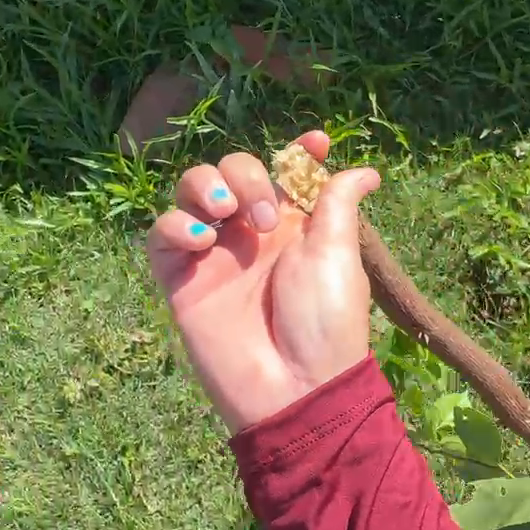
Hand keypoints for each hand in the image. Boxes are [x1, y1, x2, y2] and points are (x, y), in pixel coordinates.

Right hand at [147, 131, 381, 431]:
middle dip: (244, 174)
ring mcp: (213, 253)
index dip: (296, 151)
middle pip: (230, 170)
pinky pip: (162, 235)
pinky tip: (201, 241)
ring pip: (191, 190)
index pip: (284, 173)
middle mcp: (249, 232)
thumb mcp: (337, 255)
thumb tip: (367, 172)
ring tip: (226, 214)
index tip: (315, 143)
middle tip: (264, 217)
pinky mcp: (180, 278)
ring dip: (205, 186)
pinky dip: (175, 225)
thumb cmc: (325, 321)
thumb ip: (336, 203)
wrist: (294, 387)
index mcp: (291, 225)